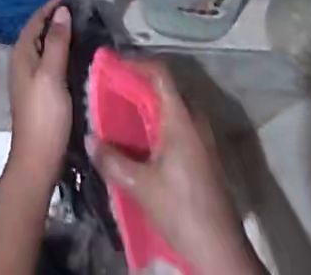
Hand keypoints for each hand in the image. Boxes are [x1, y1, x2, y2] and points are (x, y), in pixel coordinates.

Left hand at [5, 0, 71, 188]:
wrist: (38, 160)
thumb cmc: (44, 115)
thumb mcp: (52, 74)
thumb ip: (56, 42)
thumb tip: (62, 10)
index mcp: (22, 54)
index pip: (36, 19)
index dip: (52, 4)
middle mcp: (22, 61)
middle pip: (39, 30)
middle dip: (57, 16)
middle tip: (83, 6)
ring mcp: (30, 77)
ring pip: (45, 45)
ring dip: (60, 32)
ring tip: (84, 24)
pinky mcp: (40, 89)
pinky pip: (50, 58)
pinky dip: (62, 49)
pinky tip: (79, 52)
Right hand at [86, 59, 264, 274]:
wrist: (219, 248)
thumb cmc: (181, 209)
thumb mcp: (140, 186)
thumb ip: (113, 160)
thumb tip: (91, 140)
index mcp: (181, 119)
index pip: (160, 74)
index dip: (136, 63)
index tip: (112, 63)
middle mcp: (195, 121)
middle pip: (166, 89)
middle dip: (138, 84)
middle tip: (111, 87)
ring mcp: (202, 138)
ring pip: (172, 108)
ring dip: (148, 105)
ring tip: (120, 110)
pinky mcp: (203, 155)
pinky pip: (178, 125)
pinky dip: (158, 122)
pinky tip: (140, 139)